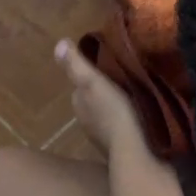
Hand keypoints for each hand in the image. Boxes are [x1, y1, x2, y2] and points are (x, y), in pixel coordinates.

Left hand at [56, 39, 144, 153]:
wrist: (134, 152)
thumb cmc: (114, 114)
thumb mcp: (93, 82)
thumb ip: (76, 65)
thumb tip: (59, 43)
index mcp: (79, 104)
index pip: (81, 86)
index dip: (93, 76)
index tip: (109, 69)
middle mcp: (85, 123)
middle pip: (93, 102)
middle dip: (104, 94)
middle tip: (123, 83)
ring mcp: (101, 139)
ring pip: (106, 117)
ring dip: (114, 110)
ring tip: (132, 100)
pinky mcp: (117, 151)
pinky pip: (118, 132)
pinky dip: (124, 125)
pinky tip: (136, 121)